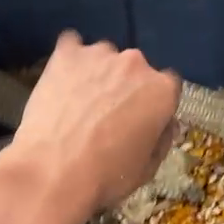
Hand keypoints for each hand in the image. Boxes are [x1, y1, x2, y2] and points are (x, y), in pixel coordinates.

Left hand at [5, 31, 179, 223]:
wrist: (55, 171)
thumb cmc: (108, 176)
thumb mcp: (148, 169)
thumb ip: (162, 139)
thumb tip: (165, 123)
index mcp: (161, 92)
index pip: (169, 87)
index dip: (156, 105)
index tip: (145, 121)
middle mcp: (135, 63)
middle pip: (137, 70)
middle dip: (129, 88)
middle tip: (112, 116)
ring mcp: (99, 53)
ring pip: (106, 59)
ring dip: (101, 75)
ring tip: (83, 104)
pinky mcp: (66, 51)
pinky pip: (73, 47)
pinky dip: (73, 62)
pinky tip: (65, 85)